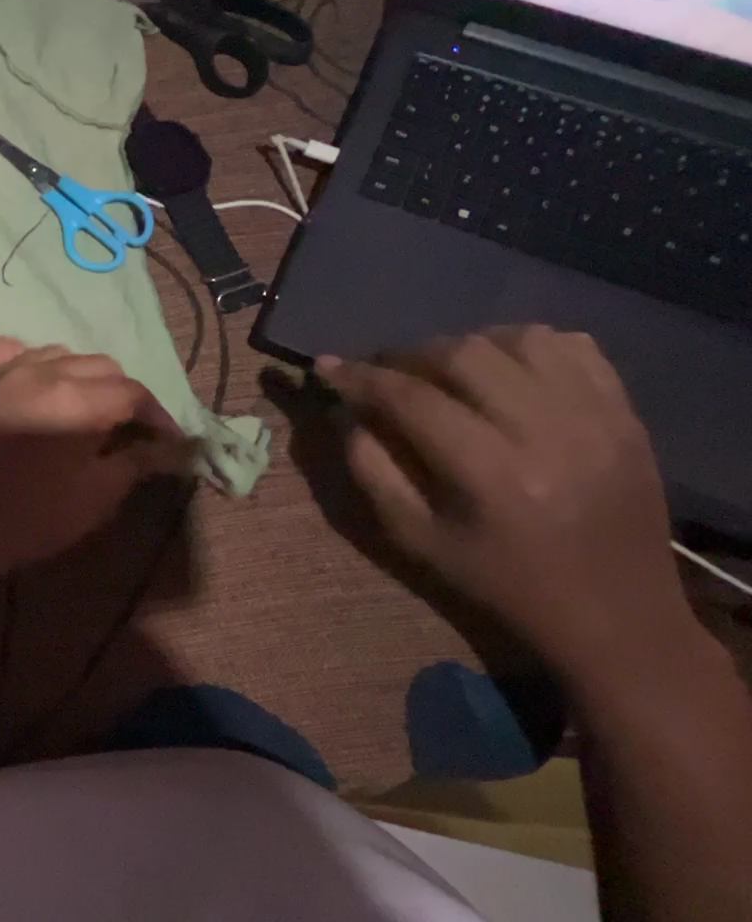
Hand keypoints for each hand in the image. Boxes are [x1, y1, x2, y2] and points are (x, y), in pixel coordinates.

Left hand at [0, 337, 193, 602]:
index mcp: (77, 402)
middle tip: (124, 432)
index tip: (165, 441)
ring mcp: (2, 372)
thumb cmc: (27, 520)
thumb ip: (136, 462)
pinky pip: (9, 351)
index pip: (133, 393)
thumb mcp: (94, 497)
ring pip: (58, 355)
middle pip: (100, 368)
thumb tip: (169, 447)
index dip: (156, 417)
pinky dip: (29, 362)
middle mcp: (41, 373)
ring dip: (78, 377)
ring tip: (80, 411)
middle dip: (121, 396)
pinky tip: (33, 385)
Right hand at [316, 326, 691, 677]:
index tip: (325, 367)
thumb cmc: (497, 579)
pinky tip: (501, 370)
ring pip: (518, 339)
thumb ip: (369, 467)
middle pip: (463, 355)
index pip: (411, 399)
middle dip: (408, 356)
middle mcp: (550, 433)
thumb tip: (345, 409)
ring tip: (442, 371)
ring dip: (466, 346)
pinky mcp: (627, 414)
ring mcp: (598, 418)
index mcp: (491, 475)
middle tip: (383, 374)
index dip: (360, 377)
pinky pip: (574, 346)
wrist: (613, 611)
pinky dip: (526, 345)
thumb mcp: (412, 536)